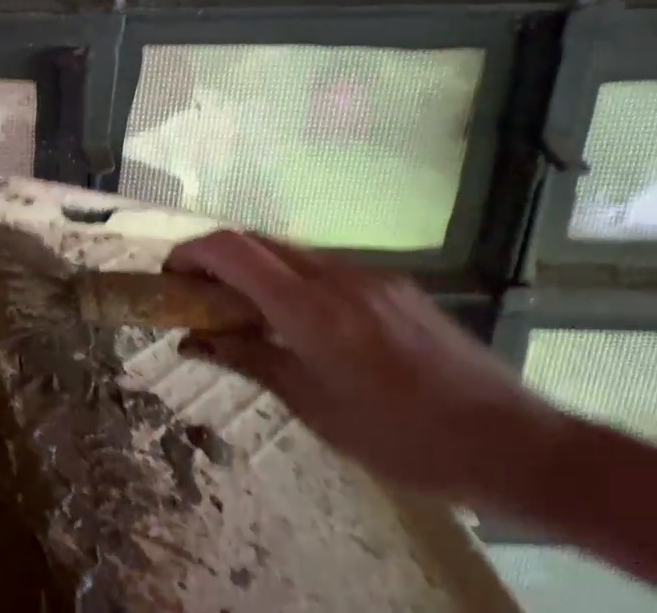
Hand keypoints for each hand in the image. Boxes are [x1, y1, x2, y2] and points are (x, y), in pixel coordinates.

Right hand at [166, 230, 571, 506]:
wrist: (520, 449)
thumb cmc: (402, 438)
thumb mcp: (312, 407)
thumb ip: (248, 360)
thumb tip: (191, 341)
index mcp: (308, 308)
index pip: (228, 249)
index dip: (188, 253)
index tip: (169, 280)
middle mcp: (336, 277)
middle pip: (255, 240)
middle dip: (215, 258)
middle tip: (197, 295)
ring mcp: (372, 278)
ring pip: (291, 251)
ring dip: (255, 268)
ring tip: (248, 313)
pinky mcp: (397, 289)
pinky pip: (327, 268)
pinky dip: (294, 280)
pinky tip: (304, 323)